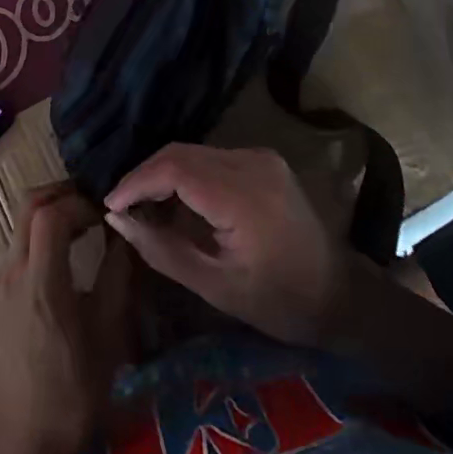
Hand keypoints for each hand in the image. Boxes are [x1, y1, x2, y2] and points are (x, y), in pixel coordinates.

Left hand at [0, 184, 133, 453]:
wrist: (27, 433)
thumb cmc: (73, 387)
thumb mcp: (107, 330)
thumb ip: (117, 274)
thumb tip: (128, 233)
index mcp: (41, 280)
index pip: (50, 213)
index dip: (81, 202)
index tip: (108, 213)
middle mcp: (14, 271)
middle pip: (29, 205)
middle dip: (63, 192)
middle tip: (97, 200)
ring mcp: (4, 280)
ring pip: (22, 221)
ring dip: (53, 209)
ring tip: (90, 220)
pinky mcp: (4, 292)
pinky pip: (22, 242)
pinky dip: (45, 229)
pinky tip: (73, 247)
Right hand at [104, 144, 344, 345]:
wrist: (342, 297)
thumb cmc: (279, 301)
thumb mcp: (214, 286)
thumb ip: (161, 249)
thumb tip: (116, 220)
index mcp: (242, 194)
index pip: (173, 168)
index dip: (135, 182)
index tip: (110, 206)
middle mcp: (252, 162)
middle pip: (181, 153)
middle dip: (145, 176)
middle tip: (121, 207)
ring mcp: (262, 158)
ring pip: (194, 152)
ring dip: (164, 173)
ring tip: (142, 206)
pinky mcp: (265, 161)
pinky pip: (213, 158)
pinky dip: (187, 174)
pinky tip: (175, 200)